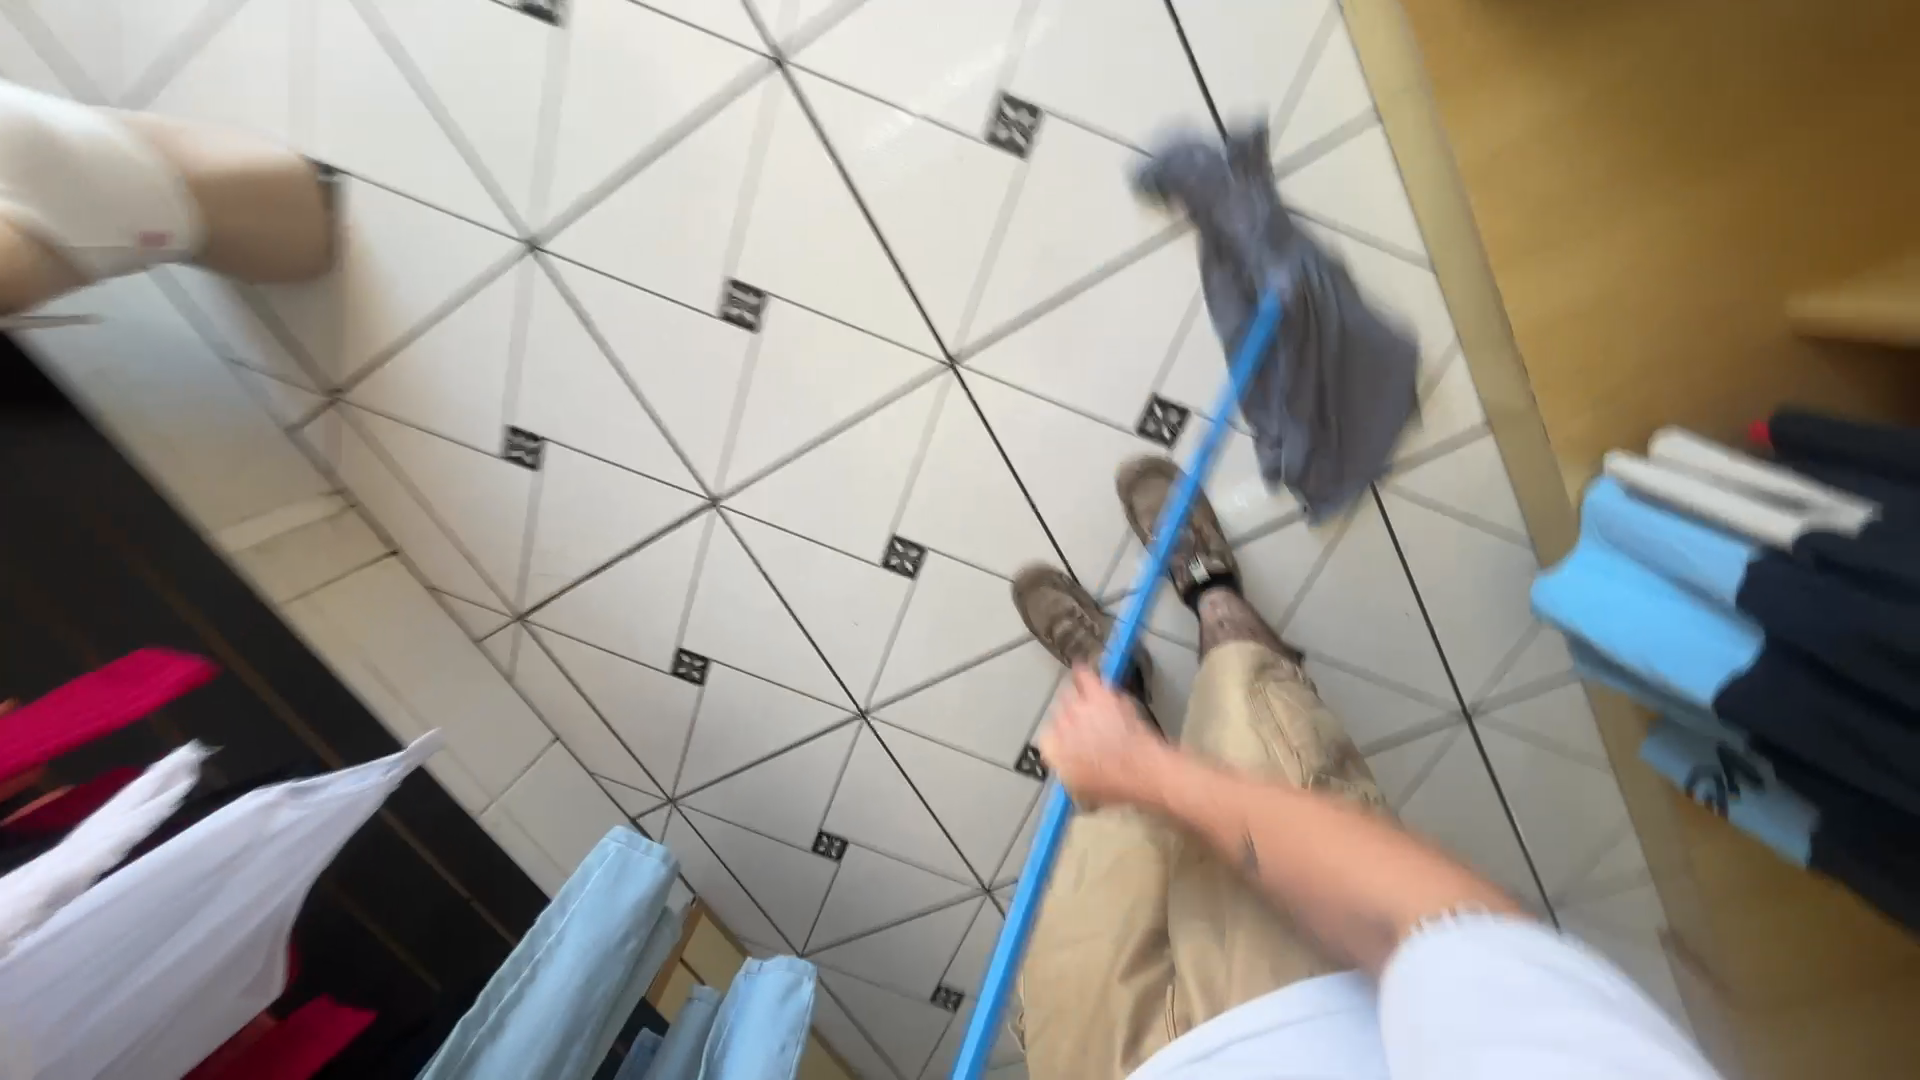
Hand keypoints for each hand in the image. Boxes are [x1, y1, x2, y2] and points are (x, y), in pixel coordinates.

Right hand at [1036, 667, 1173, 808]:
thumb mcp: (1083, 788)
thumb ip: (1066, 769)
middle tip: (1086, 726)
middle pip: (1058, 714)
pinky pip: (1084, 676)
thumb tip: (1062, 759)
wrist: (1145, 771)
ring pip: (1069, 694)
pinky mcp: (1099, 694)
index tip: (1072, 744)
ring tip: (1087, 703)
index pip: (1047, 738)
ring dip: (1077, 699)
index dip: (1061, 741)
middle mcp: (1060, 726)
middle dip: (1069, 719)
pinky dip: (1082, 673)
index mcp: (1053, 751)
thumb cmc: (1116, 787)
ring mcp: (1079, 708)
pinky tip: (1081, 669)